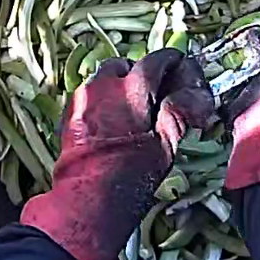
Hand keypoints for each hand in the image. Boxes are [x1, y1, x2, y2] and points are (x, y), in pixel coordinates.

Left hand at [20, 49, 213, 259]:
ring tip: (131, 108)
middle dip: (141, 74)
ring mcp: (83, 97)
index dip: (173, 63)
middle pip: (127, 65)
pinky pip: (89, 95)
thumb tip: (191, 96)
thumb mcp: (166, 145)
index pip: (158, 60)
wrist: (87, 199)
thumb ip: (177, 112)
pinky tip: (111, 121)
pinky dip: (102, 99)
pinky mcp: (68, 112)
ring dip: (119, 85)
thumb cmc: (131, 175)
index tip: (179, 69)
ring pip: (104, 78)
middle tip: (155, 94)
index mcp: (133, 88)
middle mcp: (104, 85)